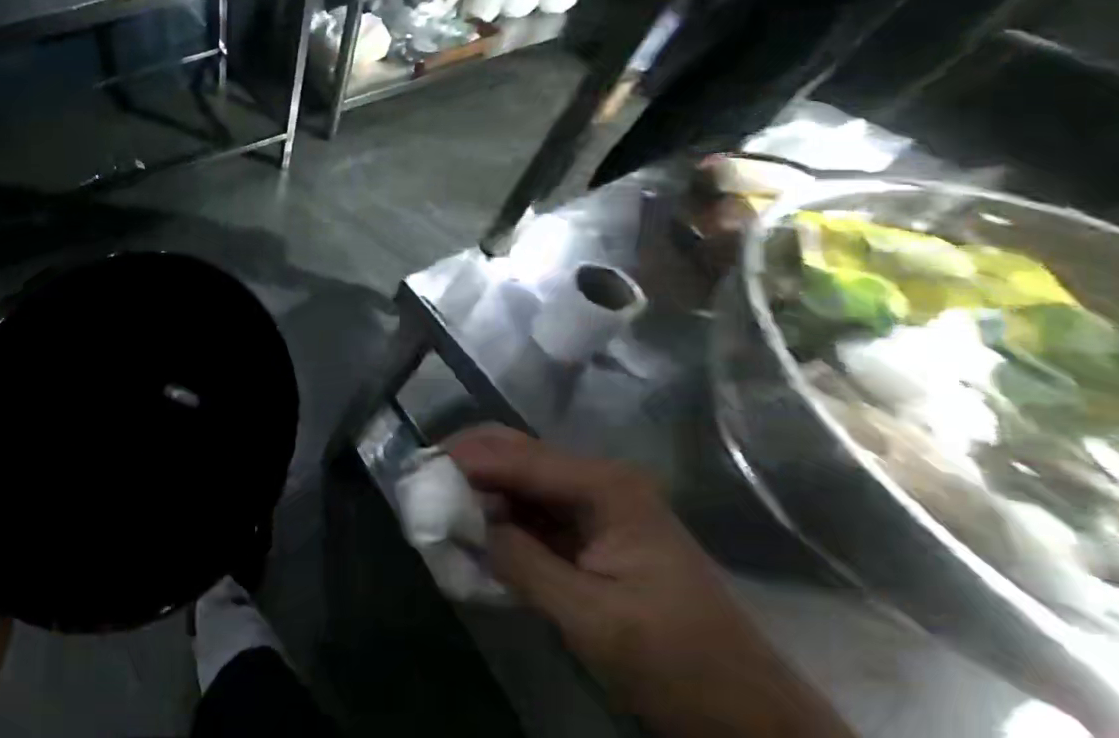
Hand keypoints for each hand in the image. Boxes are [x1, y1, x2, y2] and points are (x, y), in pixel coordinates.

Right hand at [443, 425, 852, 737]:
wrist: (749, 715)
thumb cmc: (677, 662)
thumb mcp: (591, 617)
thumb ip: (520, 560)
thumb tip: (460, 522)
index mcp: (605, 487)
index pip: (515, 456)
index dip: (461, 461)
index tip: (414, 475)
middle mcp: (599, 481)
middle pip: (514, 451)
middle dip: (464, 464)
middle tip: (418, 485)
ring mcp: (597, 505)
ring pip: (518, 477)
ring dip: (477, 488)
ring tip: (434, 505)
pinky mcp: (591, 532)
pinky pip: (531, 508)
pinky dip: (497, 514)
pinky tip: (471, 529)